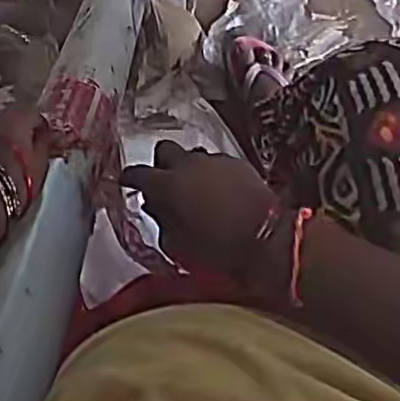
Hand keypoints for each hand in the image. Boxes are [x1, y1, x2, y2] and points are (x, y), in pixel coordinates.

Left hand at [0, 106, 44, 229]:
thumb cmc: (21, 175)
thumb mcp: (41, 159)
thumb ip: (45, 141)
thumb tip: (46, 133)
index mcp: (18, 118)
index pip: (35, 113)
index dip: (43, 126)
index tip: (48, 139)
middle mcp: (0, 119)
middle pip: (17, 116)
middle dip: (26, 127)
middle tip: (35, 145)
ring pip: (4, 125)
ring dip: (13, 134)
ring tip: (22, 152)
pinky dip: (2, 141)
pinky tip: (8, 156)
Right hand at [122, 143, 280, 280]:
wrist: (272, 242)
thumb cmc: (219, 250)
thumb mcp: (178, 245)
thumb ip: (161, 221)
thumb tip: (155, 207)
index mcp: (166, 184)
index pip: (136, 173)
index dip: (129, 178)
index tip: (127, 184)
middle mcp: (186, 165)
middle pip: (164, 150)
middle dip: (161, 164)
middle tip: (167, 184)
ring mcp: (213, 161)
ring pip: (192, 156)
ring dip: (190, 169)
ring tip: (198, 189)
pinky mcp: (238, 163)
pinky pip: (217, 163)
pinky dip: (214, 174)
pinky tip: (222, 193)